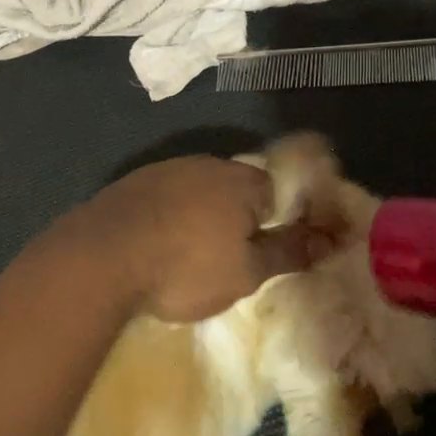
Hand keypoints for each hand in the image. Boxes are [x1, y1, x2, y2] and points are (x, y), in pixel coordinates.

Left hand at [53, 156, 337, 323]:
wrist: (105, 254)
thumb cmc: (187, 266)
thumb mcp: (247, 271)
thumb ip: (288, 251)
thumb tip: (330, 238)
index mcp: (240, 180)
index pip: (275, 192)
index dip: (275, 221)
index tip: (265, 251)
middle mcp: (205, 163)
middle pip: (235, 188)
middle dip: (237, 218)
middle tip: (230, 259)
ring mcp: (166, 169)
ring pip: (198, 191)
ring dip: (201, 216)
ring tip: (192, 256)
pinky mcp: (134, 182)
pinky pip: (166, 197)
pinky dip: (170, 217)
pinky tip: (160, 244)